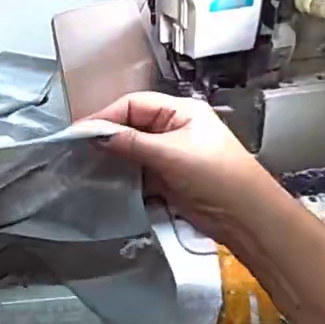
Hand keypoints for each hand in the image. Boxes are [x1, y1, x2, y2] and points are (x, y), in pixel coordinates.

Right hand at [90, 92, 271, 238]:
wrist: (247, 219)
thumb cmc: (218, 178)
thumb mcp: (172, 155)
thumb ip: (131, 143)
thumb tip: (97, 136)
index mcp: (181, 112)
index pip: (133, 104)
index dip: (105, 116)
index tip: (80, 131)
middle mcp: (173, 128)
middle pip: (130, 125)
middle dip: (106, 134)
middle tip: (77, 147)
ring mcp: (169, 154)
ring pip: (131, 148)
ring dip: (111, 155)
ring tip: (86, 162)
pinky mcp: (166, 177)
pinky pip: (136, 169)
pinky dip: (121, 173)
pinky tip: (104, 178)